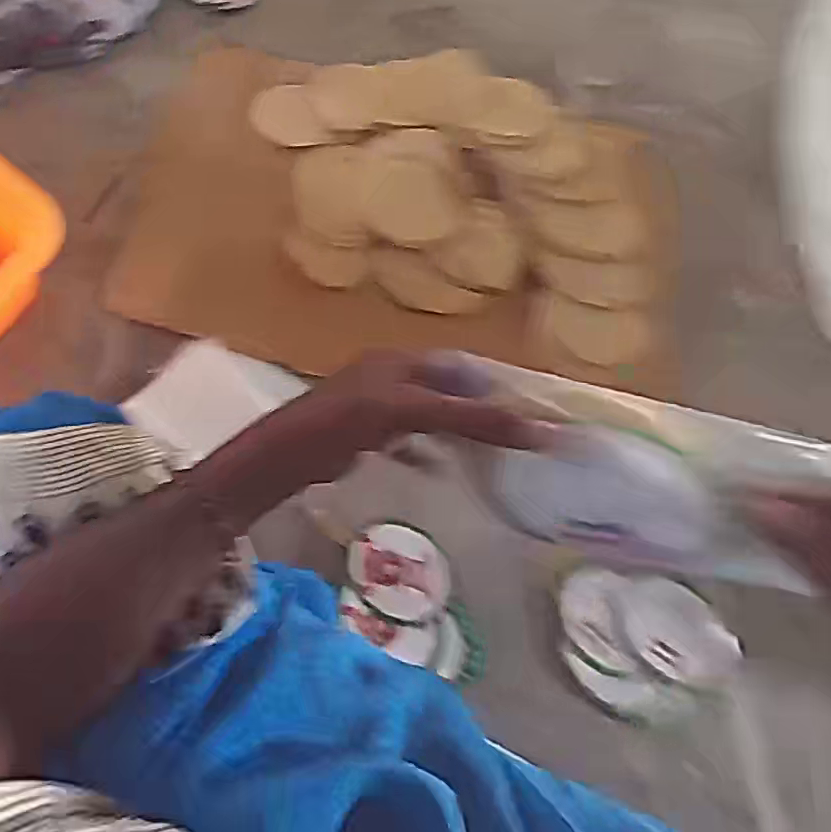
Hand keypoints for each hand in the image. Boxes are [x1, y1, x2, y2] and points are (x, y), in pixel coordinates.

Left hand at [194, 350, 553, 522]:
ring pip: (427, 415)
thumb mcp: (409, 412)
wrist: (291, 451)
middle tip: (521, 437)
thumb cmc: (346, 419)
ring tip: (495, 455)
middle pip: (444, 390)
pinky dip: (426, 452)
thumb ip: (469, 418)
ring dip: (456, 431)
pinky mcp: (363, 434)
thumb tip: (539, 430)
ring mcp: (373, 405)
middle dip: (479, 410)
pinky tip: (444, 470)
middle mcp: (386, 376)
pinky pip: (406, 439)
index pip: (458, 366)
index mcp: (397, 361)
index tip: (534, 409)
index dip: (495, 384)